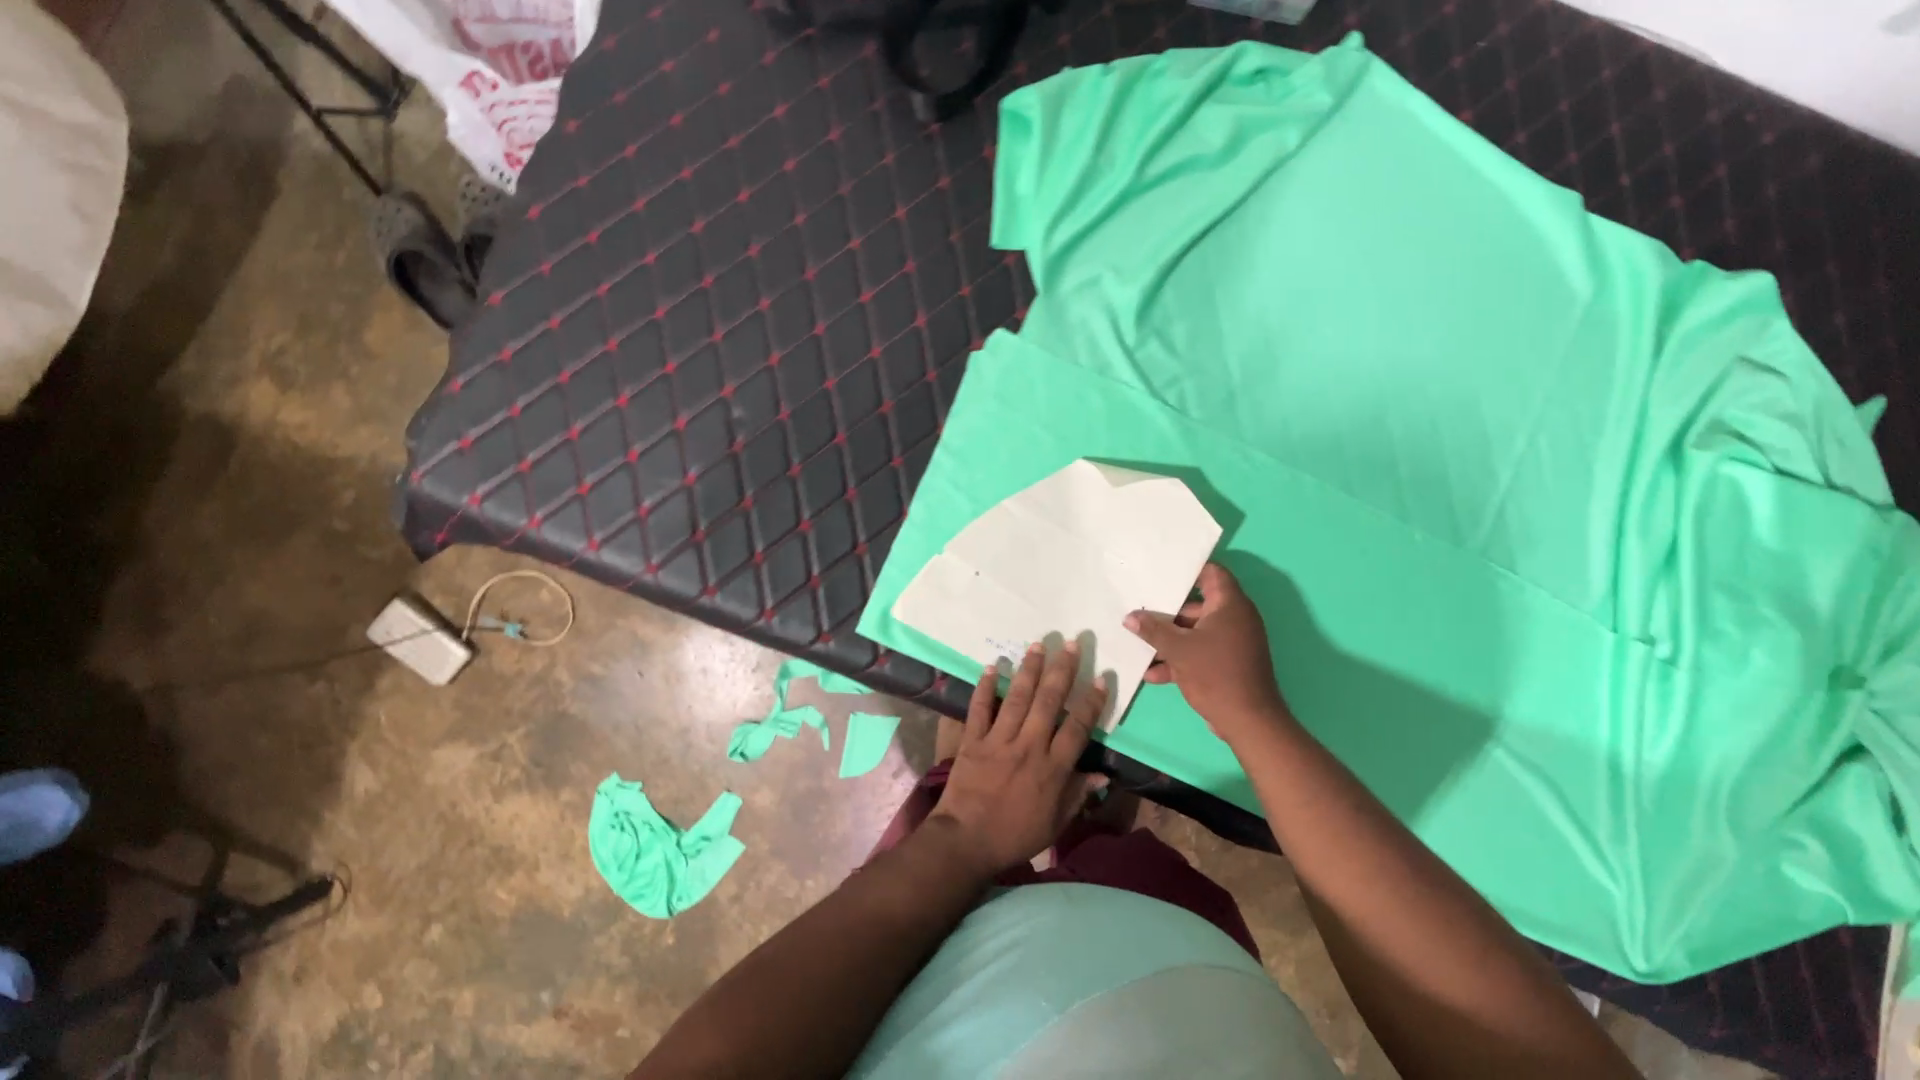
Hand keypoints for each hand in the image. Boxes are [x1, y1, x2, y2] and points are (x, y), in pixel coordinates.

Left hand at [926, 643, 1110, 877]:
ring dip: (1029, 669)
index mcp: (1053, 768)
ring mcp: (999, 741)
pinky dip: (985, 687)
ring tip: (1038, 644)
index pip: (1077, 728)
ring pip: (1017, 698)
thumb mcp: (1055, 824)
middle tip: (1072, 644)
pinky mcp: (972, 741)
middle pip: (1049, 702)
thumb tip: (1102, 775)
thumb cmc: (1014, 837)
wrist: (966, 842)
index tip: (1101, 678)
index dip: (1091, 702)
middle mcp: (1029, 747)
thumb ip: (1077, 796)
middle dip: (1062, 671)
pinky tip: (992, 667)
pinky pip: (979, 709)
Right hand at [1124, 562, 1292, 746]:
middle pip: (1196, 606)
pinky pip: (1200, 652)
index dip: (1187, 570)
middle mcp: (1234, 618)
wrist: (1247, 720)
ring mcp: (1231, 642)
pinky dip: (1180, 659)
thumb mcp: (1178, 650)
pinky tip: (1153, 674)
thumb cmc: (1215, 674)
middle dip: (1167, 612)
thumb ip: (1153, 630)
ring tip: (1139, 645)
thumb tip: (1130, 617)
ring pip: (1195, 632)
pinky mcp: (1227, 663)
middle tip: (1139, 609)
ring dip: (1169, 640)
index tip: (1160, 571)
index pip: (1212, 573)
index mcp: (1230, 605)